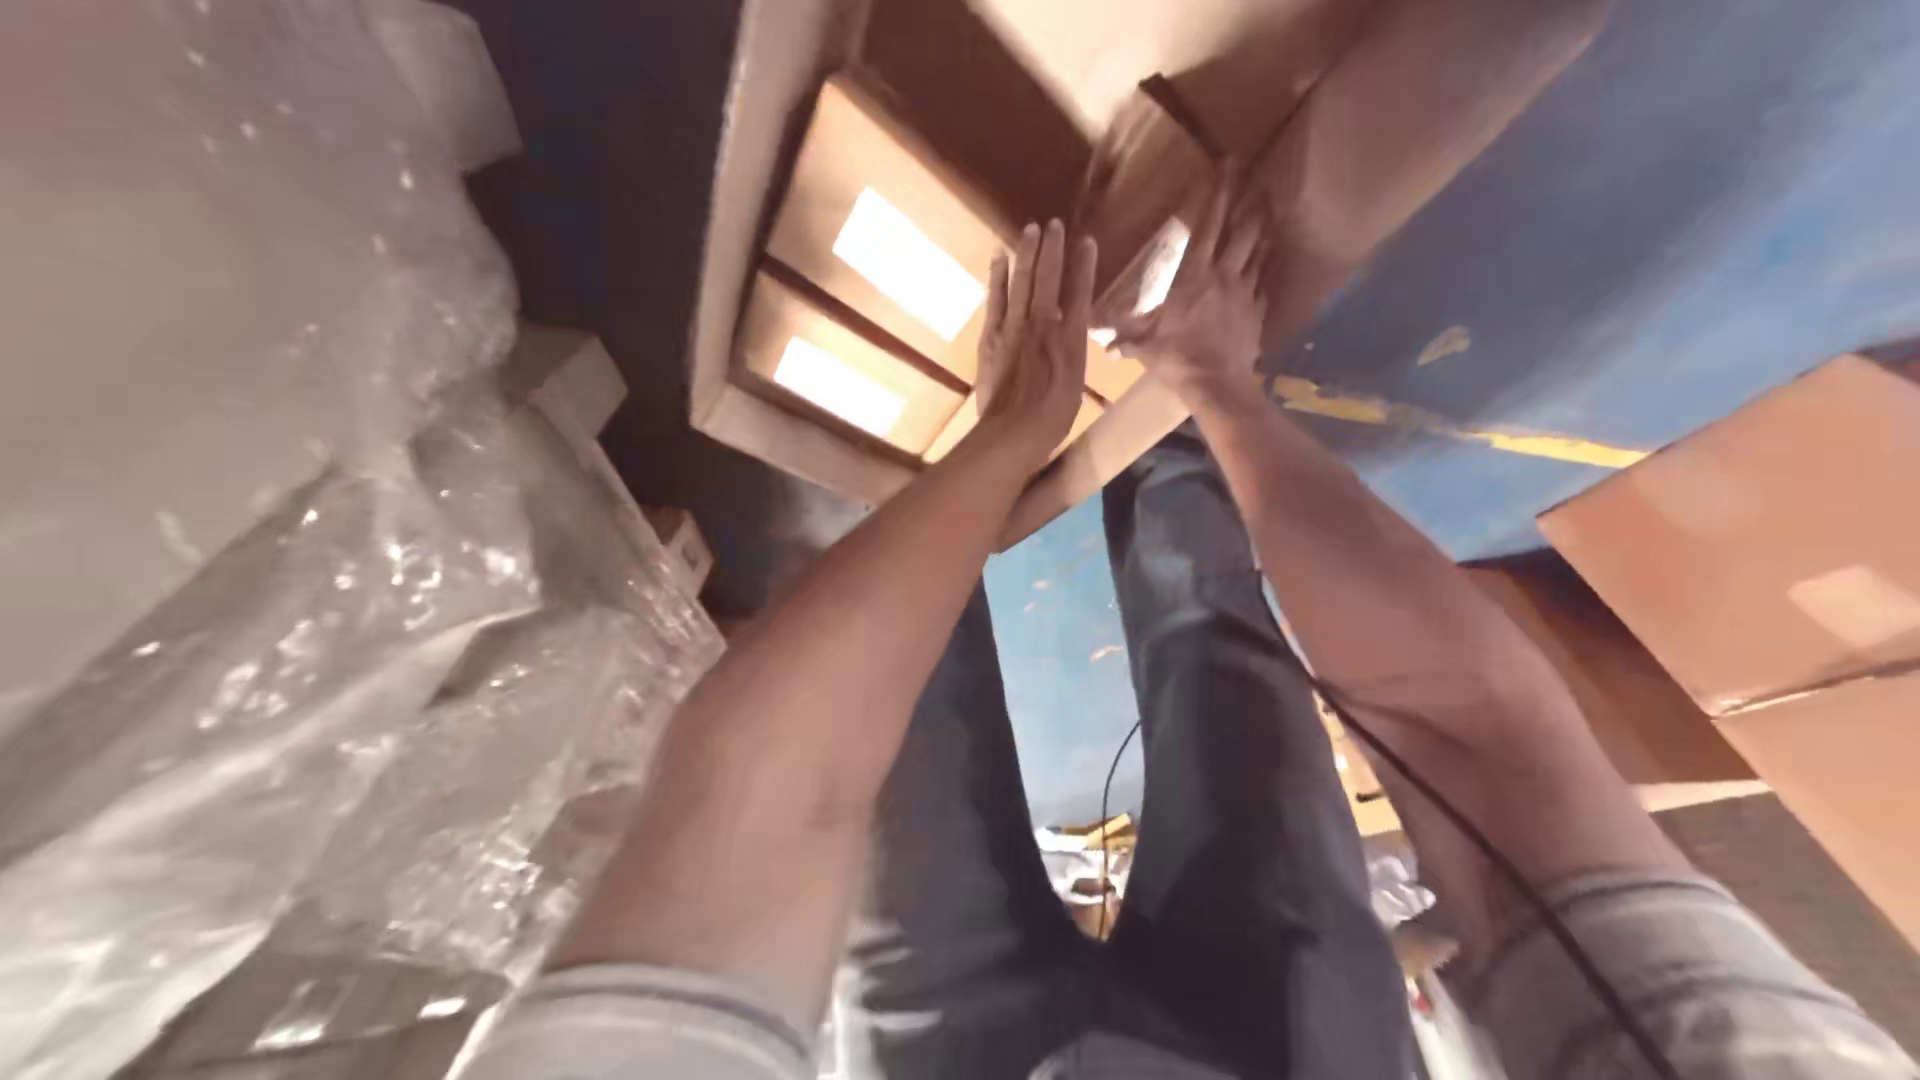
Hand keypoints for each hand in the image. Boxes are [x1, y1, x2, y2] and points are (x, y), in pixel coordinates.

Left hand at [974, 219, 1096, 465]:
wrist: (1013, 432)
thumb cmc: (1052, 419)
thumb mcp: (1074, 386)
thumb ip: (1071, 356)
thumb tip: (1067, 341)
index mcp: (1071, 338)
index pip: (1080, 292)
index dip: (1084, 265)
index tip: (1086, 241)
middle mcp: (1044, 324)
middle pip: (1050, 278)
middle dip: (1053, 248)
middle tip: (1054, 224)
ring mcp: (1014, 328)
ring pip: (1022, 281)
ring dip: (1026, 252)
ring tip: (1030, 229)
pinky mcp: (991, 336)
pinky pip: (996, 299)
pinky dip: (998, 276)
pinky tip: (999, 258)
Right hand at [1113, 164, 1268, 403]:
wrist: (1217, 384)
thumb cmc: (1177, 358)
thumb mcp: (1145, 346)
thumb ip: (1126, 339)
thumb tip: (1103, 345)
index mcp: (1193, 276)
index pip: (1209, 224)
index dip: (1219, 191)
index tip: (1228, 163)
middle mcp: (1224, 276)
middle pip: (1245, 230)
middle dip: (1250, 203)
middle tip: (1257, 184)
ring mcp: (1245, 293)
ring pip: (1259, 251)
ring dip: (1263, 231)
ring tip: (1268, 214)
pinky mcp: (1257, 313)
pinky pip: (1263, 283)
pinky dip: (1265, 270)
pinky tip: (1266, 265)